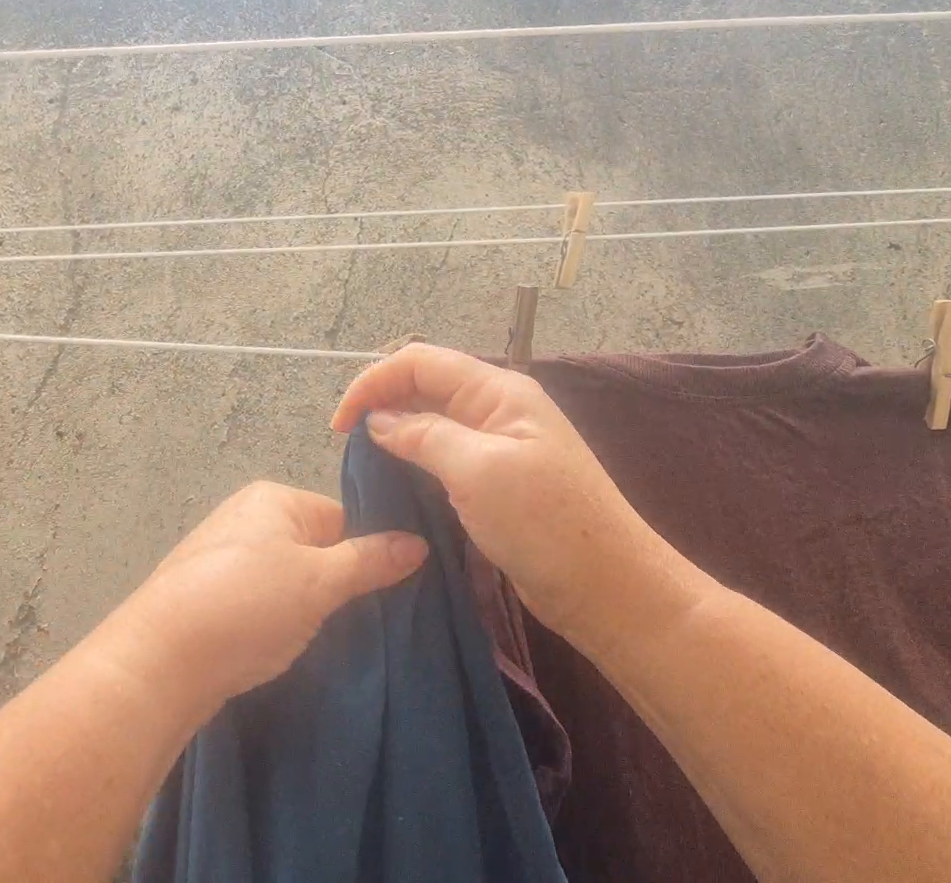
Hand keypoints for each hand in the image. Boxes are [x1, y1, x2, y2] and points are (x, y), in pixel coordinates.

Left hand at [92, 481, 428, 716]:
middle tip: (369, 621)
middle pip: (316, 548)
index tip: (394, 591)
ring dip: (310, 607)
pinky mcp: (212, 595)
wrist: (162, 660)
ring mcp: (226, 557)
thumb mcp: (318, 581)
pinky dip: (279, 621)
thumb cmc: (246, 604)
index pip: (343, 517)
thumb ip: (369, 561)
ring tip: (332, 640)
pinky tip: (289, 647)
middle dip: (339, 584)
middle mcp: (247, 518)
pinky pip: (263, 600)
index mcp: (274, 499)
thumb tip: (419, 544)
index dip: (368, 554)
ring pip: (290, 578)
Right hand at [331, 344, 699, 655]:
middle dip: (382, 402)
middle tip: (350, 444)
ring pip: (433, 419)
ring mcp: (498, 444)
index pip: (420, 361)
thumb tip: (379, 421)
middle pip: (425, 384)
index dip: (374, 382)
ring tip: (367, 460)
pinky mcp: (496, 478)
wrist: (608, 588)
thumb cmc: (546, 524)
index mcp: (498, 391)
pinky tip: (398, 478)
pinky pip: (445, 452)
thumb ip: (424, 435)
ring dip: (397, 430)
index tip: (341, 426)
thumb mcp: (478, 471)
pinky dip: (415, 457)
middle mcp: (497, 408)